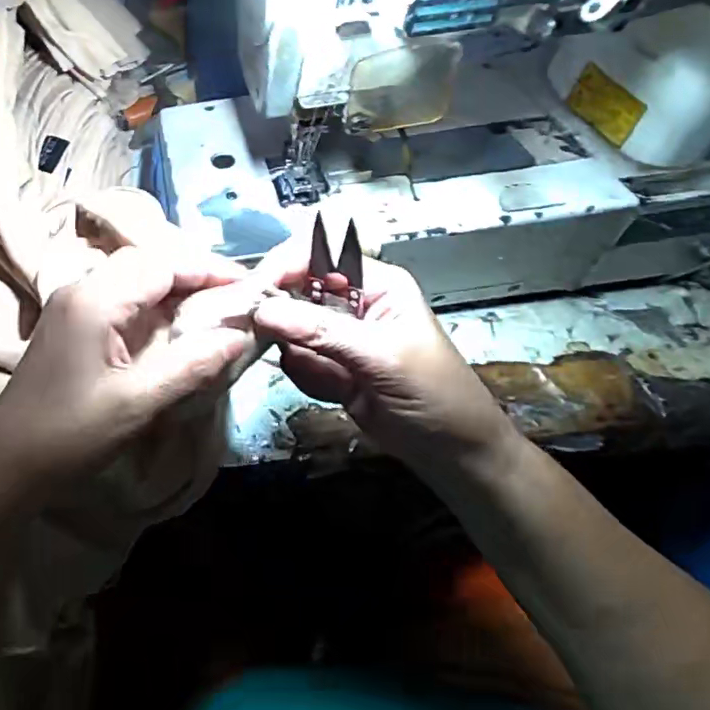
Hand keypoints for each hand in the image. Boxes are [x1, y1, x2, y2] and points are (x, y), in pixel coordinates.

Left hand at [0, 247, 255, 509]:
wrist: (5, 468)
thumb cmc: (70, 435)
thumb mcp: (138, 403)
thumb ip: (191, 365)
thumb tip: (240, 335)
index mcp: (94, 300)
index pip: (161, 265)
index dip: (207, 269)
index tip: (246, 283)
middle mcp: (80, 290)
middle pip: (146, 262)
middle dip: (191, 273)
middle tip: (231, 294)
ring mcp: (70, 305)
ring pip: (131, 277)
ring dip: (171, 286)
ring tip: (210, 306)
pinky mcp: (69, 324)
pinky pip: (118, 297)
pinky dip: (150, 303)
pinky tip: (170, 325)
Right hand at [251, 232, 516, 472]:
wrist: (455, 454)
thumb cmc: (435, 395)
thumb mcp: (381, 357)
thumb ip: (321, 331)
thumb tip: (263, 310)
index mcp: (374, 282)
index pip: (317, 255)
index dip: (283, 266)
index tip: (253, 292)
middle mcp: (352, 302)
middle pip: (296, 288)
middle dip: (281, 314)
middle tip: (263, 335)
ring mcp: (339, 336)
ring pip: (291, 329)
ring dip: (300, 355)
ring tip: (333, 379)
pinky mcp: (331, 367)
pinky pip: (298, 361)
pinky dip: (308, 377)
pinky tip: (338, 393)